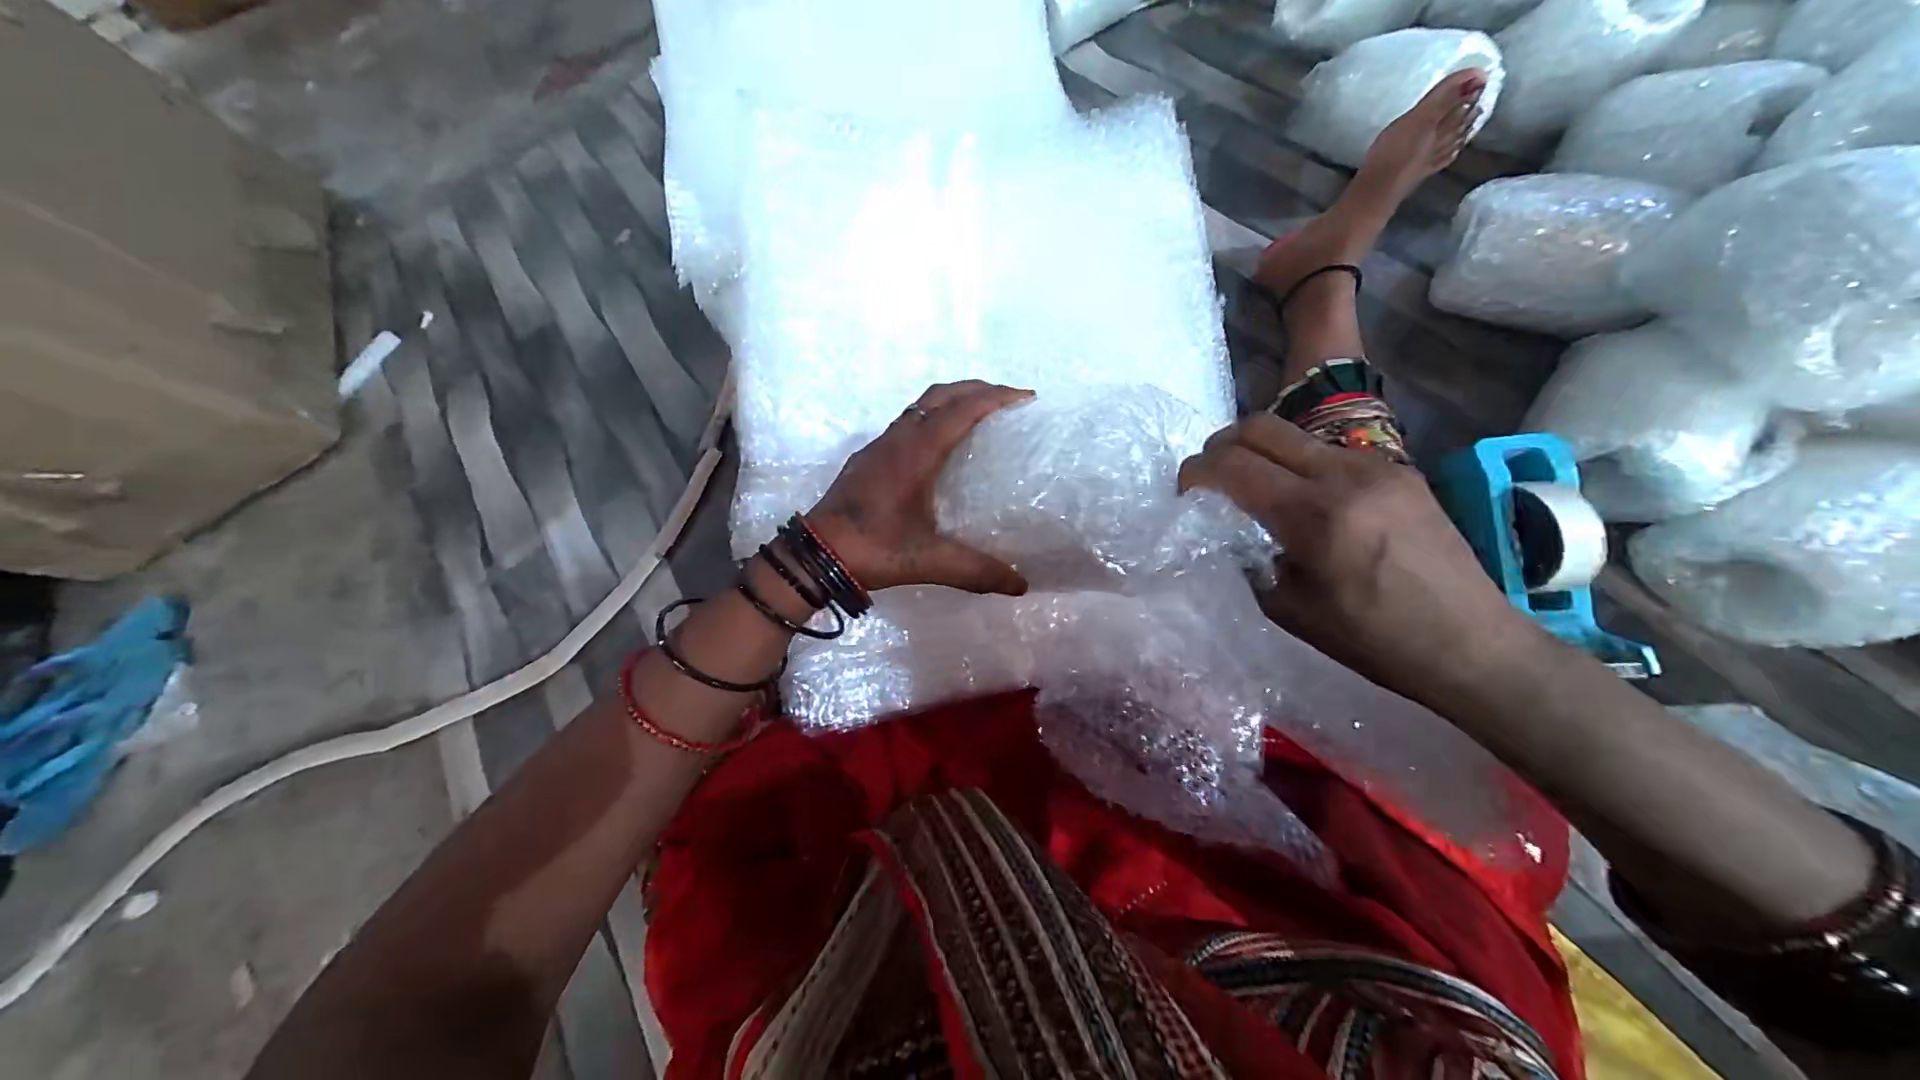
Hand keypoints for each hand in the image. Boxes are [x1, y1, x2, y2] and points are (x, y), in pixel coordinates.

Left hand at [806, 381, 1033, 596]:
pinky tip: (939, 449)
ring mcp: (878, 447)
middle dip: (976, 389)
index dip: (996, 397)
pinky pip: (906, 424)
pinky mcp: (867, 459)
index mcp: (916, 453)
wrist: (815, 554)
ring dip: (951, 402)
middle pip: (940, 395)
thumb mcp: (929, 561)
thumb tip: (1020, 585)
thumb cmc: (873, 549)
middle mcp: (897, 440)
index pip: (961, 409)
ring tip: (979, 418)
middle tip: (1008, 400)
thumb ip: (976, 571)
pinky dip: (931, 420)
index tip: (1025, 398)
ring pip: (919, 407)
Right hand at [1179, 414, 1544, 702]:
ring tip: (1253, 490)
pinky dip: (1297, 464)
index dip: (1195, 472)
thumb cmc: (1373, 640)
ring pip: (1294, 433)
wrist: (1473, 644)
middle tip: (1210, 481)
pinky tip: (1303, 500)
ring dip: (1260, 452)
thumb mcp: (1288, 610)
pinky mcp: (1399, 471)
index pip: (1232, 464)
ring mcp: (1377, 466)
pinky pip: (1328, 451)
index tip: (1185, 494)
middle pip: (1259, 426)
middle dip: (1221, 447)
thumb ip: (1248, 559)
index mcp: (1314, 514)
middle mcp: (1344, 474)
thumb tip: (1226, 532)